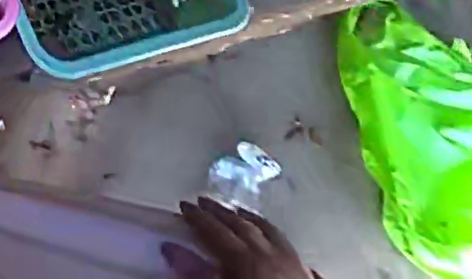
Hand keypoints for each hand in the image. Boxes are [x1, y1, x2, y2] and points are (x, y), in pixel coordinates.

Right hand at [162, 197, 315, 278]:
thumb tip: (168, 246)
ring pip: (273, 234)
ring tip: (241, 212)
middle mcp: (270, 253)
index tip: (183, 204)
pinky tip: (290, 253)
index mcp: (244, 255)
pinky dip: (291, 251)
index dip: (197, 215)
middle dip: (221, 211)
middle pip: (241, 225)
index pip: (214, 228)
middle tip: (204, 200)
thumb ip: (196, 271)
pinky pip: (303, 261)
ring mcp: (297, 267)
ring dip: (255, 221)